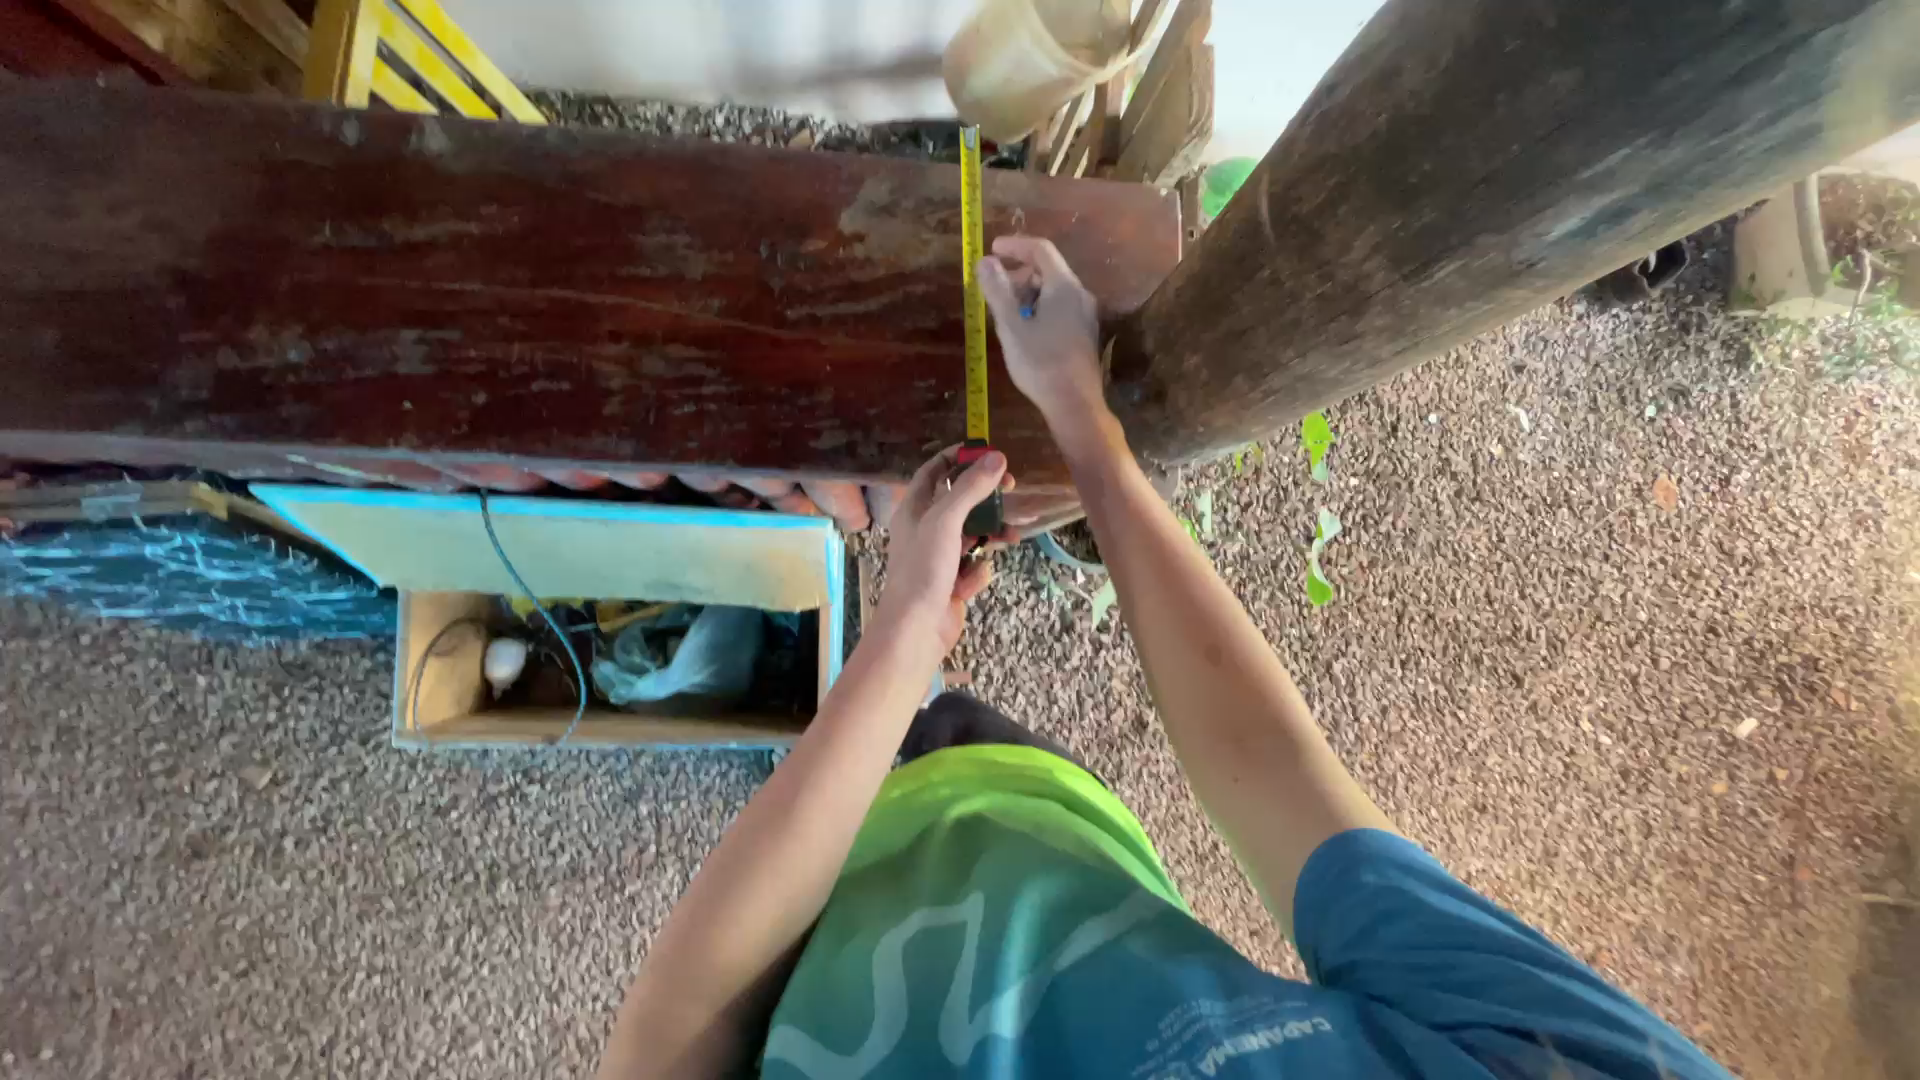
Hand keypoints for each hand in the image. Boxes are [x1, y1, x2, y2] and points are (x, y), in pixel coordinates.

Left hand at [873, 446, 1016, 660]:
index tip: (986, 450)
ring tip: (1011, 537)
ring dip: (991, 535)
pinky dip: (977, 572)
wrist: (916, 628)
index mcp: (914, 508)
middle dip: (986, 497)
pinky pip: (974, 565)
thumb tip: (997, 457)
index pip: (934, 471)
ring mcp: (939, 556)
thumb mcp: (946, 520)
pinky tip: (970, 583)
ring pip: (973, 534)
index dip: (958, 458)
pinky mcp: (952, 580)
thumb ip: (970, 488)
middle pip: (960, 501)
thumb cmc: (923, 568)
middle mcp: (925, 528)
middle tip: (1010, 488)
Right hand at [977, 235, 1112, 438]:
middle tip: (994, 290)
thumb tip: (985, 261)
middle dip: (1018, 274)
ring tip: (1005, 314)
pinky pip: (1060, 309)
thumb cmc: (1040, 363)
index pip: (1041, 250)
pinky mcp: (1084, 335)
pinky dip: (1039, 309)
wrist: (1074, 403)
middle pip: (1048, 271)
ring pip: (1054, 292)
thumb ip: (998, 291)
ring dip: (1028, 294)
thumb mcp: (1011, 326)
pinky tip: (1024, 331)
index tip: (992, 250)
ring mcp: (1085, 316)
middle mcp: (1080, 295)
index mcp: (1064, 286)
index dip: (1015, 246)